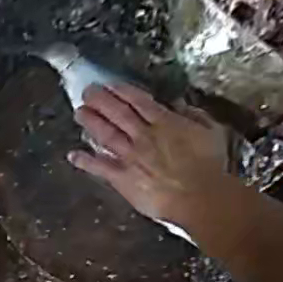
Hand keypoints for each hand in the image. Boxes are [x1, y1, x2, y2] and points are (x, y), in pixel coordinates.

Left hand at [67, 82, 231, 224]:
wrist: (197, 196)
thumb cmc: (208, 166)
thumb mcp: (209, 131)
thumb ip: (193, 116)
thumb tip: (179, 106)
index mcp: (165, 122)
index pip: (138, 101)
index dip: (121, 91)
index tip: (109, 85)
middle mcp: (143, 136)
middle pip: (117, 114)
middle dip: (101, 101)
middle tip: (87, 92)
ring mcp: (130, 158)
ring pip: (106, 135)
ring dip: (91, 122)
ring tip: (79, 113)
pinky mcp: (122, 179)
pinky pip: (100, 168)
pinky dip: (85, 161)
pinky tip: (73, 155)